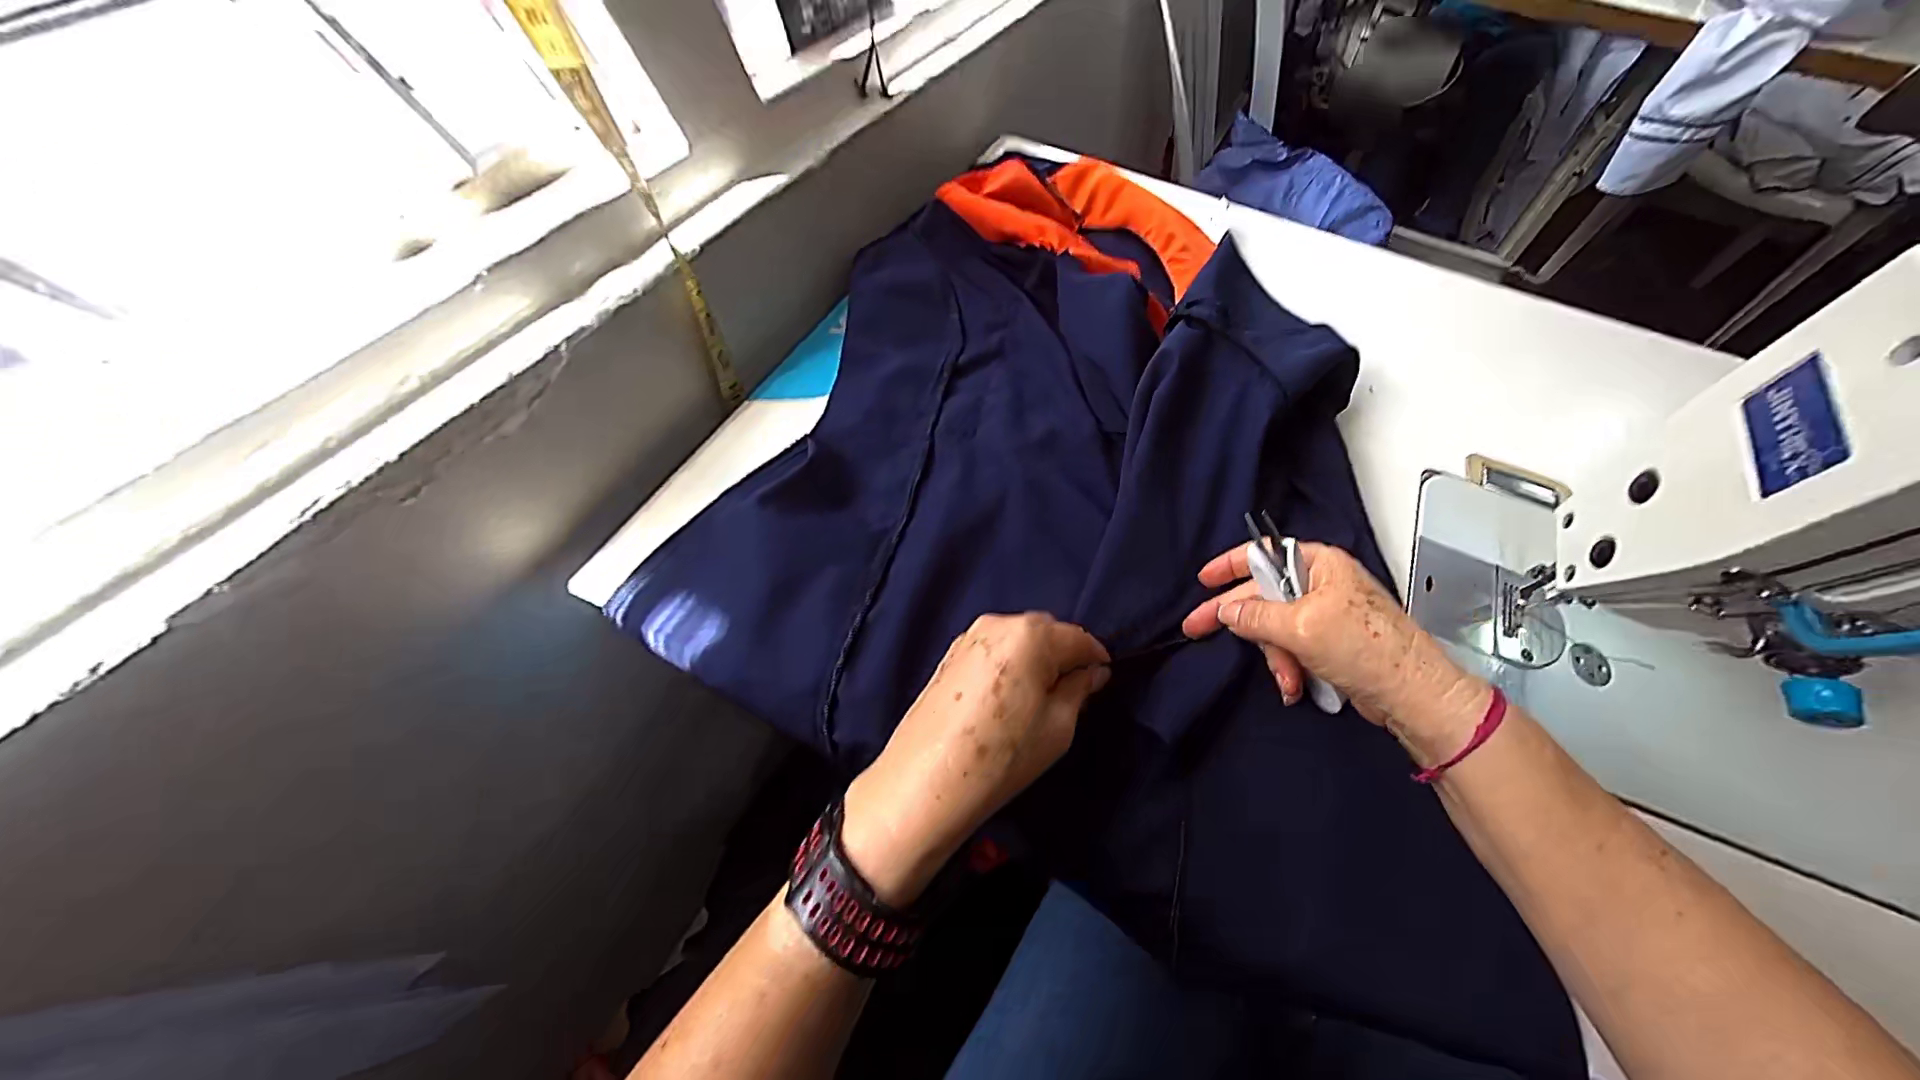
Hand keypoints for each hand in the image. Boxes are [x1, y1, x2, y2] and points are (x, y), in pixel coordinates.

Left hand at [841, 613, 1110, 904]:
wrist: (927, 781)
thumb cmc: (1003, 756)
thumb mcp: (1058, 727)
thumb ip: (1080, 689)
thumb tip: (1093, 672)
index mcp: (1031, 634)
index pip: (1079, 637)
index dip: (1095, 660)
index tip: (1101, 683)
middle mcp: (998, 623)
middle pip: (1046, 631)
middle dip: (1063, 656)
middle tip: (1070, 694)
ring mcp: (969, 636)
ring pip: (1018, 639)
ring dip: (1034, 659)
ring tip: (1037, 701)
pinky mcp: (949, 654)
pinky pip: (994, 650)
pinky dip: (1009, 665)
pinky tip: (1007, 700)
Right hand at [1180, 541, 1487, 763]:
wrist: (1412, 694)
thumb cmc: (1373, 650)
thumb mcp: (1299, 627)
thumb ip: (1254, 615)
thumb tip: (1226, 610)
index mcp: (1320, 564)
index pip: (1264, 554)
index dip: (1230, 565)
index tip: (1205, 579)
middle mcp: (1323, 584)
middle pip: (1263, 595)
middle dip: (1246, 624)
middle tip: (1200, 628)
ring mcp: (1326, 613)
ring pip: (1274, 626)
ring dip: (1274, 655)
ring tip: (1287, 677)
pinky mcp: (1329, 641)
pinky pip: (1291, 646)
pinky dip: (1288, 665)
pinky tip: (1295, 682)